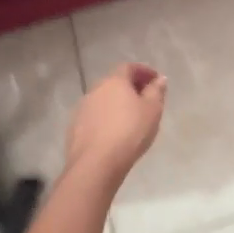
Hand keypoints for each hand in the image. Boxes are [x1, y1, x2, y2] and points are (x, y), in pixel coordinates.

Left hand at [65, 62, 167, 184]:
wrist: (95, 165)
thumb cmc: (130, 132)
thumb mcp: (152, 110)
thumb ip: (156, 91)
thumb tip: (159, 79)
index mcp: (114, 81)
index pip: (129, 67)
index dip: (143, 71)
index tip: (155, 81)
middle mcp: (95, 90)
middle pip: (114, 82)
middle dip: (130, 87)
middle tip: (145, 99)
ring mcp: (81, 110)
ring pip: (103, 100)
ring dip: (116, 104)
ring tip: (130, 118)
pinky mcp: (74, 129)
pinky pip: (94, 117)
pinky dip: (106, 119)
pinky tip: (114, 133)